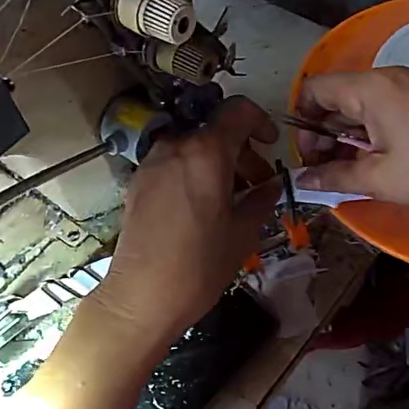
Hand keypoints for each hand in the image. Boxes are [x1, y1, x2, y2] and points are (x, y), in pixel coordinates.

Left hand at [93, 96, 282, 341]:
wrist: (141, 297)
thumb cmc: (199, 266)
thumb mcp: (243, 233)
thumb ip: (262, 200)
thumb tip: (272, 186)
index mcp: (206, 153)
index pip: (238, 112)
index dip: (260, 121)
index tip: (269, 144)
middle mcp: (174, 148)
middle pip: (214, 132)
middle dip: (240, 153)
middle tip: (256, 186)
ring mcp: (151, 165)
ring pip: (191, 149)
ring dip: (216, 165)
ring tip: (230, 201)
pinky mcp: (137, 184)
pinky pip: (172, 166)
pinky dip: (192, 175)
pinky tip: (202, 209)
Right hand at [293, 67, 408, 213]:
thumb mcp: (378, 179)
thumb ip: (333, 177)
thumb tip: (303, 181)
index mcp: (369, 88)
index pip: (314, 90)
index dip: (301, 123)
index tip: (308, 157)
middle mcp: (386, 80)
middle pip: (334, 98)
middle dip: (321, 135)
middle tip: (324, 172)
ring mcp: (407, 90)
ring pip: (357, 109)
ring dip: (344, 140)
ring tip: (347, 175)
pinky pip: (380, 114)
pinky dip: (367, 137)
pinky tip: (372, 166)